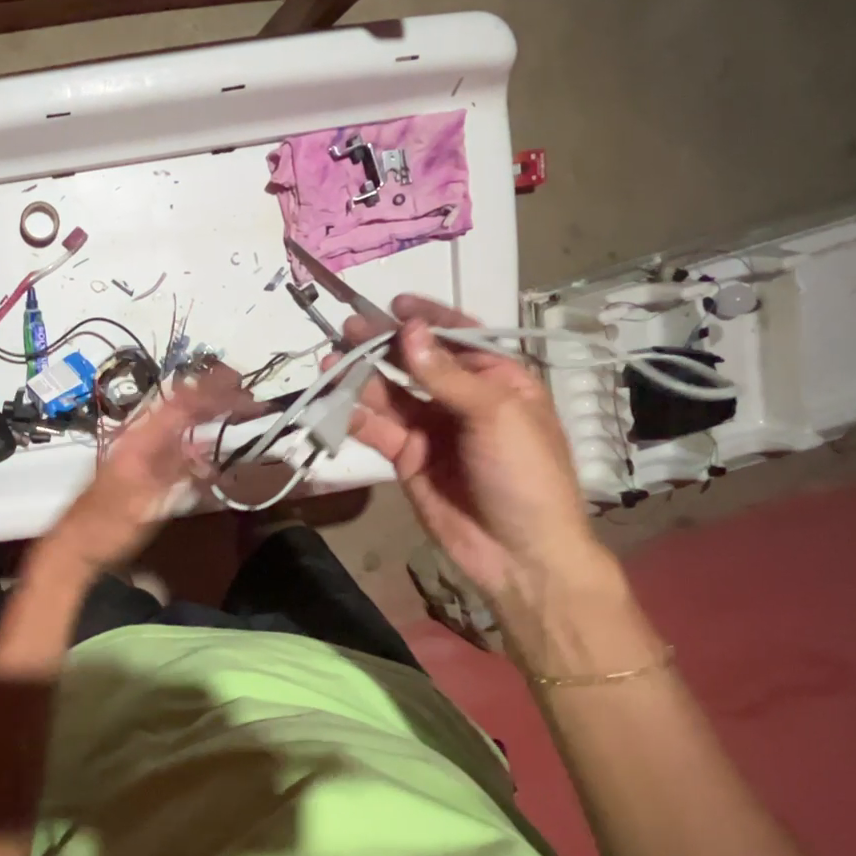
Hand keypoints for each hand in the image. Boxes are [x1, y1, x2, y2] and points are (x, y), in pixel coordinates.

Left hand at [40, 365, 246, 573]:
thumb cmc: (104, 527)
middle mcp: (140, 440)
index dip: (208, 389)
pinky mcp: (143, 471)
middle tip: (248, 396)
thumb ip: (173, 477)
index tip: (238, 382)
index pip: (178, 403)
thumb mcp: (141, 504)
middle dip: (214, 399)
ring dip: (207, 417)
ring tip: (237, 410)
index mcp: (138, 441)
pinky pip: (175, 448)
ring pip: (179, 426)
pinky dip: (196, 443)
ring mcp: (141, 454)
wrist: (76, 546)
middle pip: (181, 409)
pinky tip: (211, 447)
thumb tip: (205, 452)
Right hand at [333, 295, 598, 606]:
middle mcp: (461, 399)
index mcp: (497, 380)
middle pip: (415, 362)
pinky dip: (355, 415)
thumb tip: (409, 330)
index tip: (395, 304)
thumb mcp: (494, 415)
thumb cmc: (525, 473)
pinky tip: (335, 401)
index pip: (459, 337)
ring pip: (389, 394)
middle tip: (347, 329)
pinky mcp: (407, 458)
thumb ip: (445, 374)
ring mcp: (431, 428)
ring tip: (331, 361)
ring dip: (361, 377)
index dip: (428, 319)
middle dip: (382, 345)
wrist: (519, 551)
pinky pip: (377, 429)